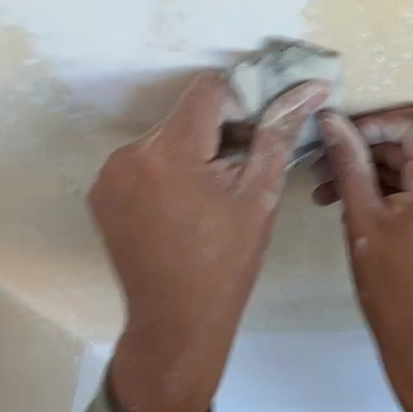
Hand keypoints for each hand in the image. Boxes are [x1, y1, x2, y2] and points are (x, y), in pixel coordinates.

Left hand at [93, 71, 330, 411]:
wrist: (176, 323)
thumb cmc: (227, 261)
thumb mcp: (260, 194)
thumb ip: (279, 131)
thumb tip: (310, 88)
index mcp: (171, 151)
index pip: (209, 89)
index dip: (240, 102)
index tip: (257, 133)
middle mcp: (130, 154)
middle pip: (187, 114)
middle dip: (219, 129)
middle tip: (244, 162)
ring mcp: (109, 174)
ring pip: (167, 135)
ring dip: (194, 147)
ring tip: (215, 187)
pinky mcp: (101, 191)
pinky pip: (145, 159)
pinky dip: (169, 167)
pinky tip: (186, 201)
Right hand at [315, 105, 412, 409]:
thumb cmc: (392, 286)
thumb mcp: (362, 219)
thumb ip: (349, 163)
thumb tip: (331, 119)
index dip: (375, 121)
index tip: (338, 136)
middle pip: (410, 146)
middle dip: (363, 153)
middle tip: (318, 169)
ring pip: (411, 169)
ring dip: (370, 175)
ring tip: (324, 194)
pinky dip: (388, 193)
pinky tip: (351, 206)